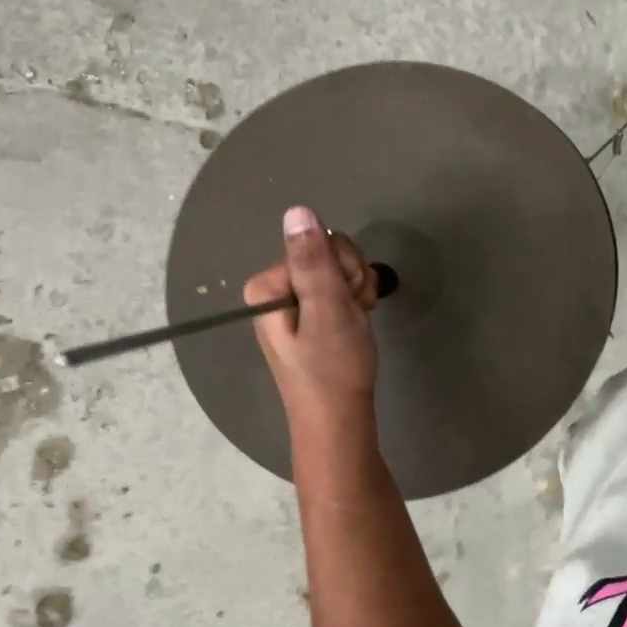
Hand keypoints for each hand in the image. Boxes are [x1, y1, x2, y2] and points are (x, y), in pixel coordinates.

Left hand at [245, 206, 380, 418]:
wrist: (339, 416)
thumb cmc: (333, 366)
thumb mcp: (328, 310)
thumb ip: (313, 260)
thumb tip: (297, 210)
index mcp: (269, 285)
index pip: (320, 244)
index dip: (344, 269)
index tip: (348, 301)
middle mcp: (274, 288)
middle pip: (330, 253)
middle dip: (351, 278)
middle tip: (353, 311)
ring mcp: (293, 300)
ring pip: (340, 268)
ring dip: (358, 290)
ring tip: (355, 320)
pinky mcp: (311, 312)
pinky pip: (341, 286)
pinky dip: (356, 300)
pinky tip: (356, 321)